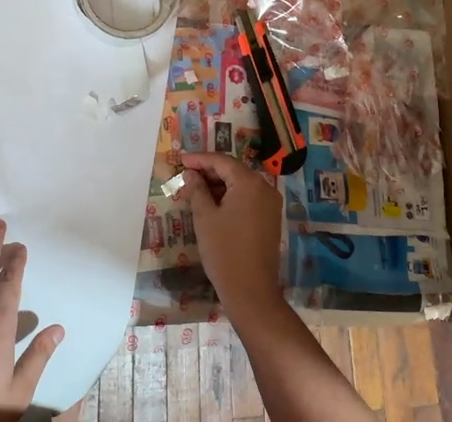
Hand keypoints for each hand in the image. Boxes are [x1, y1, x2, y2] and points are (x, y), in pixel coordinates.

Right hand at [177, 152, 283, 317]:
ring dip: (218, 187)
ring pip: (240, 186)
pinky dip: (230, 198)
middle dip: (208, 173)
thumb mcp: (205, 218)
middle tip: (185, 179)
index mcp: (249, 182)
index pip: (222, 161)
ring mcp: (270, 204)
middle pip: (233, 171)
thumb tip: (191, 175)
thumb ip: (197, 190)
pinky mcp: (270, 219)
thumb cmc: (224, 251)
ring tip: (194, 193)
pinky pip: (248, 199)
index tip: (181, 161)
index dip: (199, 159)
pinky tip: (212, 206)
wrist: (251, 291)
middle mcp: (265, 188)